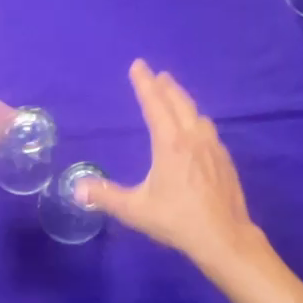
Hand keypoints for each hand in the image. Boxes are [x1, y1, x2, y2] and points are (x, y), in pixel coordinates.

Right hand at [81, 60, 272, 270]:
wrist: (224, 237)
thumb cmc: (177, 220)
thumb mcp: (135, 210)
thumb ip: (105, 196)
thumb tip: (77, 188)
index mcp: (170, 144)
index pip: (155, 105)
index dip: (144, 84)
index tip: (138, 65)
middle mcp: (193, 138)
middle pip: (179, 103)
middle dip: (166, 87)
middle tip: (157, 74)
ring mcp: (213, 148)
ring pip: (197, 115)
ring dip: (184, 102)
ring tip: (176, 98)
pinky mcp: (225, 161)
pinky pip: (209, 131)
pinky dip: (197, 121)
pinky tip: (198, 131)